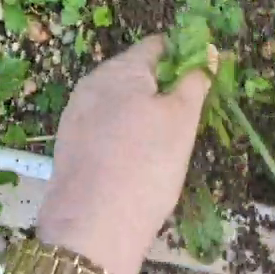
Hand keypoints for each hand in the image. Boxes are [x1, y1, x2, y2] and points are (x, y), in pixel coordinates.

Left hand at [21, 35, 210, 273]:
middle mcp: (93, 82)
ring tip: (160, 146)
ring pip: (118, 100)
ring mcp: (76, 112)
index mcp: (121, 68)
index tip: (202, 80)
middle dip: (161, 88)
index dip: (183, 56)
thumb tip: (206, 56)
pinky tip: (133, 162)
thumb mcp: (182, 119)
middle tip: (185, 119)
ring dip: (141, 112)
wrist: (92, 228)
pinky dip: (121, 134)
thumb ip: (195, 81)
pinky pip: (103, 126)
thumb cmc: (146, 164)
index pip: (157, 45)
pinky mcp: (68, 143)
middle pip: (136, 72)